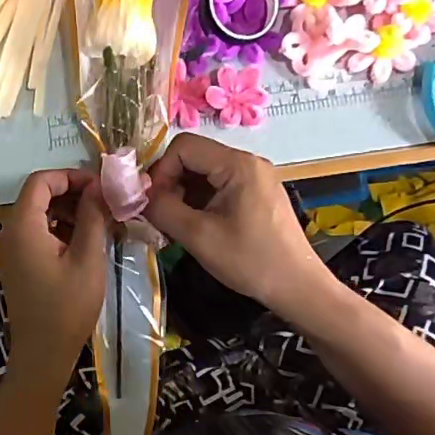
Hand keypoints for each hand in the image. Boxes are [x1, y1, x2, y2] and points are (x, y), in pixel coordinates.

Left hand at [0, 168, 110, 376]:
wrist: (43, 354)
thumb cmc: (67, 307)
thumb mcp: (88, 258)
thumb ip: (92, 216)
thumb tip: (100, 186)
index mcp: (22, 226)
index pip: (41, 181)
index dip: (71, 176)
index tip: (101, 186)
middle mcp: (9, 232)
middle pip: (38, 195)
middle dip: (73, 193)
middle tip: (106, 202)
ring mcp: (11, 249)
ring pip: (39, 214)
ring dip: (69, 211)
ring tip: (102, 220)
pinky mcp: (18, 263)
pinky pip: (37, 232)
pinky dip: (60, 228)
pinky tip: (86, 240)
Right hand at [143, 134, 333, 315]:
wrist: (297, 286)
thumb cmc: (250, 260)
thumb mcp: (198, 236)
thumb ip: (162, 209)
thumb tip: (137, 194)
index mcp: (237, 164)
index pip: (183, 147)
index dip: (160, 171)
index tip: (152, 202)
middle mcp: (248, 162)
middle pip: (194, 158)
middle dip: (171, 184)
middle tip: (161, 216)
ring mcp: (256, 178)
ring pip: (205, 174)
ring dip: (184, 196)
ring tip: (176, 226)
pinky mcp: (258, 195)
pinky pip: (220, 187)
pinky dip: (201, 203)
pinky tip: (196, 228)